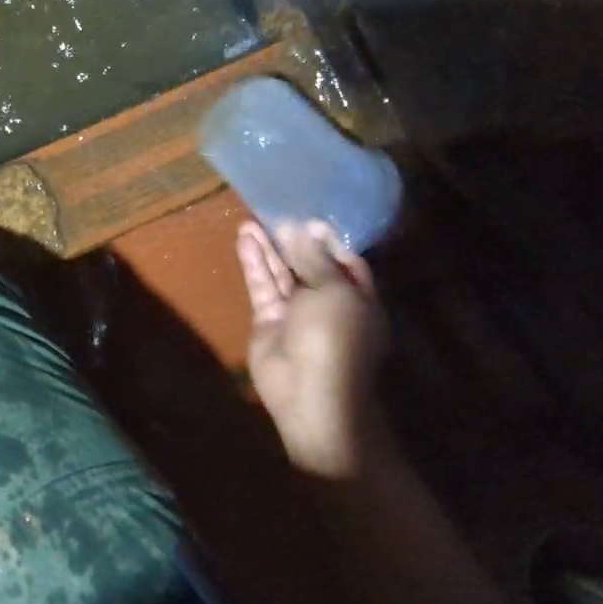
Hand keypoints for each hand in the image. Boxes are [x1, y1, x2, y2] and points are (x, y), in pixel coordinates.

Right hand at [237, 219, 390, 478]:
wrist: (308, 391)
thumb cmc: (334, 338)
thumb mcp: (333, 291)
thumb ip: (315, 259)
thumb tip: (304, 227)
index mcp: (358, 299)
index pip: (344, 262)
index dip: (326, 239)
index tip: (307, 215)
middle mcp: (328, 303)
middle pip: (309, 265)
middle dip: (293, 240)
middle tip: (274, 212)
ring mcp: (297, 313)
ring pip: (282, 273)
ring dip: (269, 247)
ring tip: (251, 219)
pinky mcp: (269, 319)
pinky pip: (263, 285)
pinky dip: (254, 263)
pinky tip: (245, 239)